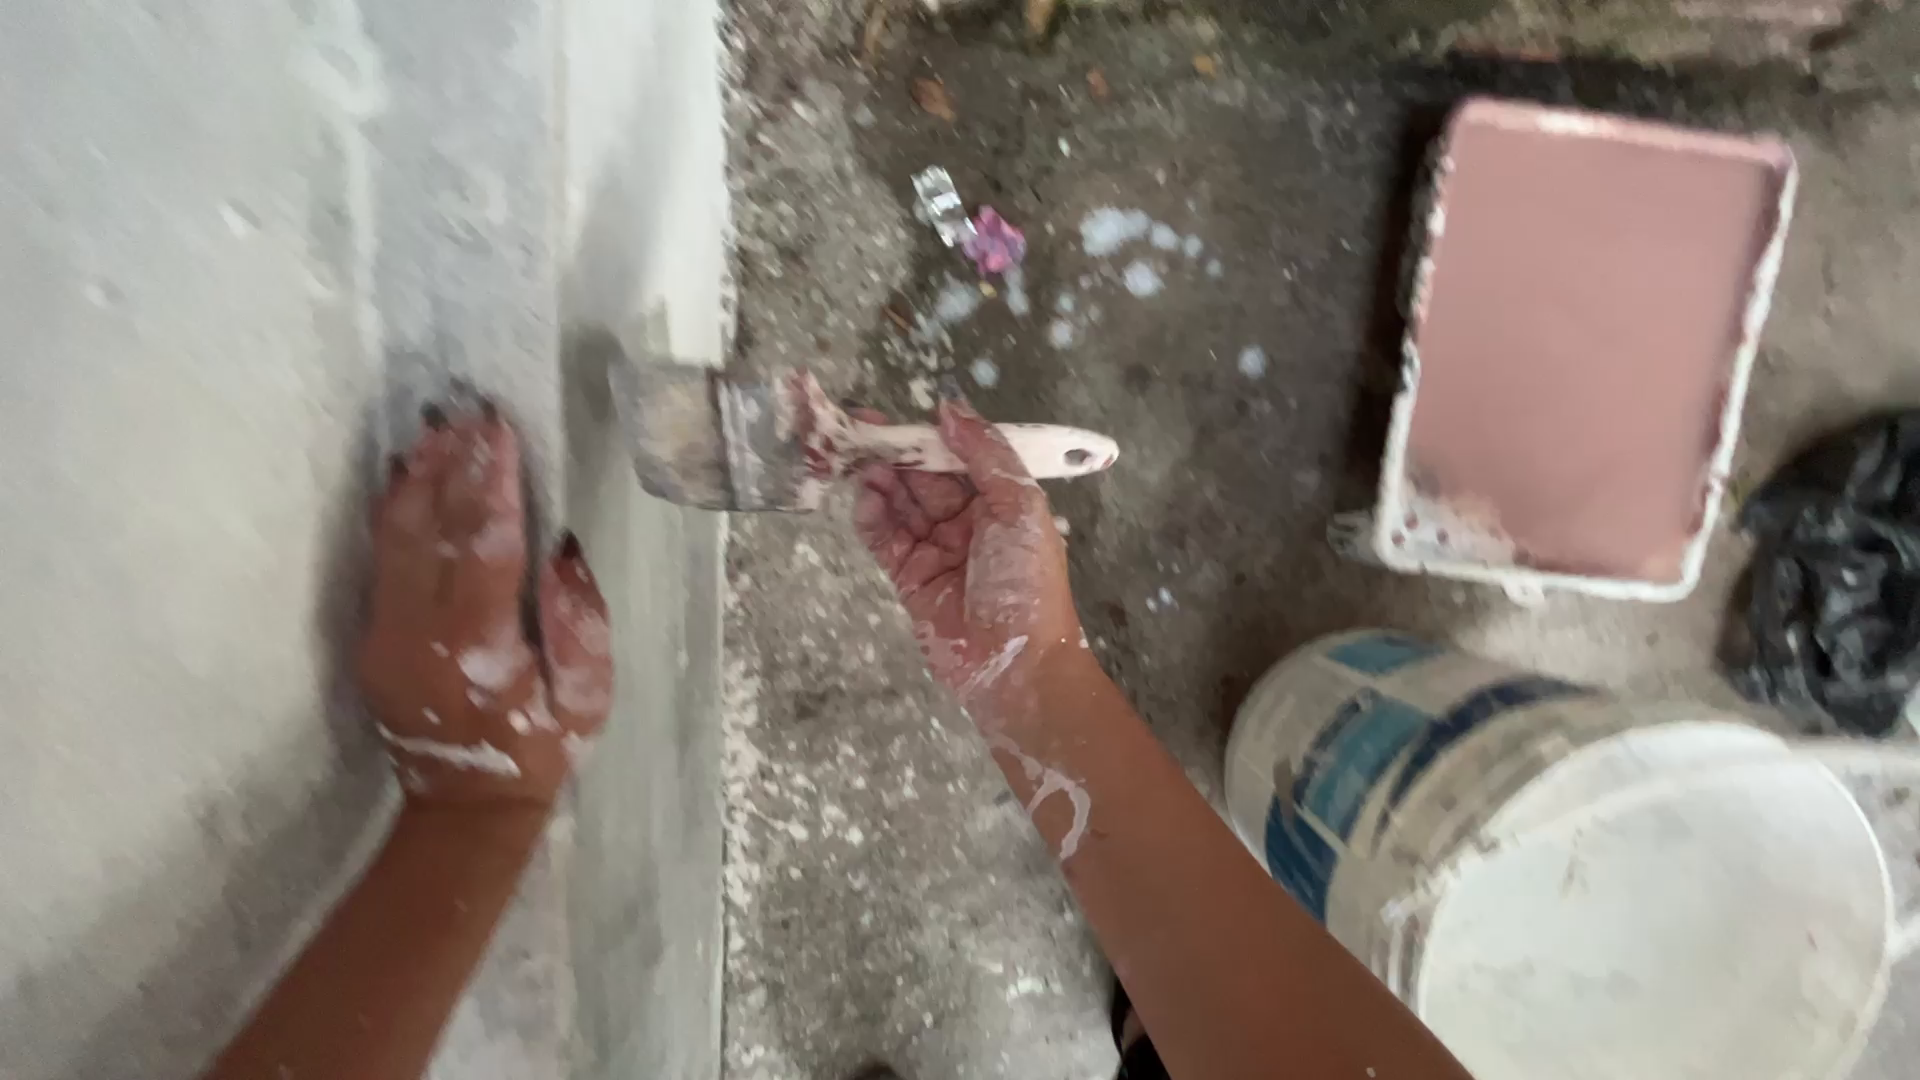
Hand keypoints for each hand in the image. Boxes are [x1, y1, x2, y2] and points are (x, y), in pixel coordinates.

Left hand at [358, 400, 611, 804]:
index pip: (483, 546)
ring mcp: (385, 636)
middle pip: (430, 532)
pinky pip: (382, 562)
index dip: (490, 485)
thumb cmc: (544, 746)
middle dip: (449, 467)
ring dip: (415, 481)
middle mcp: (417, 633)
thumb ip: (580, 622)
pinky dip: (394, 514)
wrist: (466, 805)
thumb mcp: (589, 694)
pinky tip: (404, 480)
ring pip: (393, 541)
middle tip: (464, 413)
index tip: (499, 432)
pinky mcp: (373, 640)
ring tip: (432, 431)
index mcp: (477, 646)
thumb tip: (564, 550)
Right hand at [853, 397, 1082, 720]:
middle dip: (898, 454)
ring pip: (901, 505)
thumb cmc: (1025, 581)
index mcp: (1000, 502)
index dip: (932, 437)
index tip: (903, 416)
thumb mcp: (1019, 507)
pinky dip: (872, 516)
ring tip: (857, 457)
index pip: (960, 459)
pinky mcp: (909, 578)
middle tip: (862, 428)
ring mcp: (935, 550)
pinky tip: (863, 494)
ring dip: (881, 480)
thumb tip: (950, 408)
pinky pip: (885, 539)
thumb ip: (986, 454)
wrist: (1015, 664)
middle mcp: (966, 522)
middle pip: (925, 478)